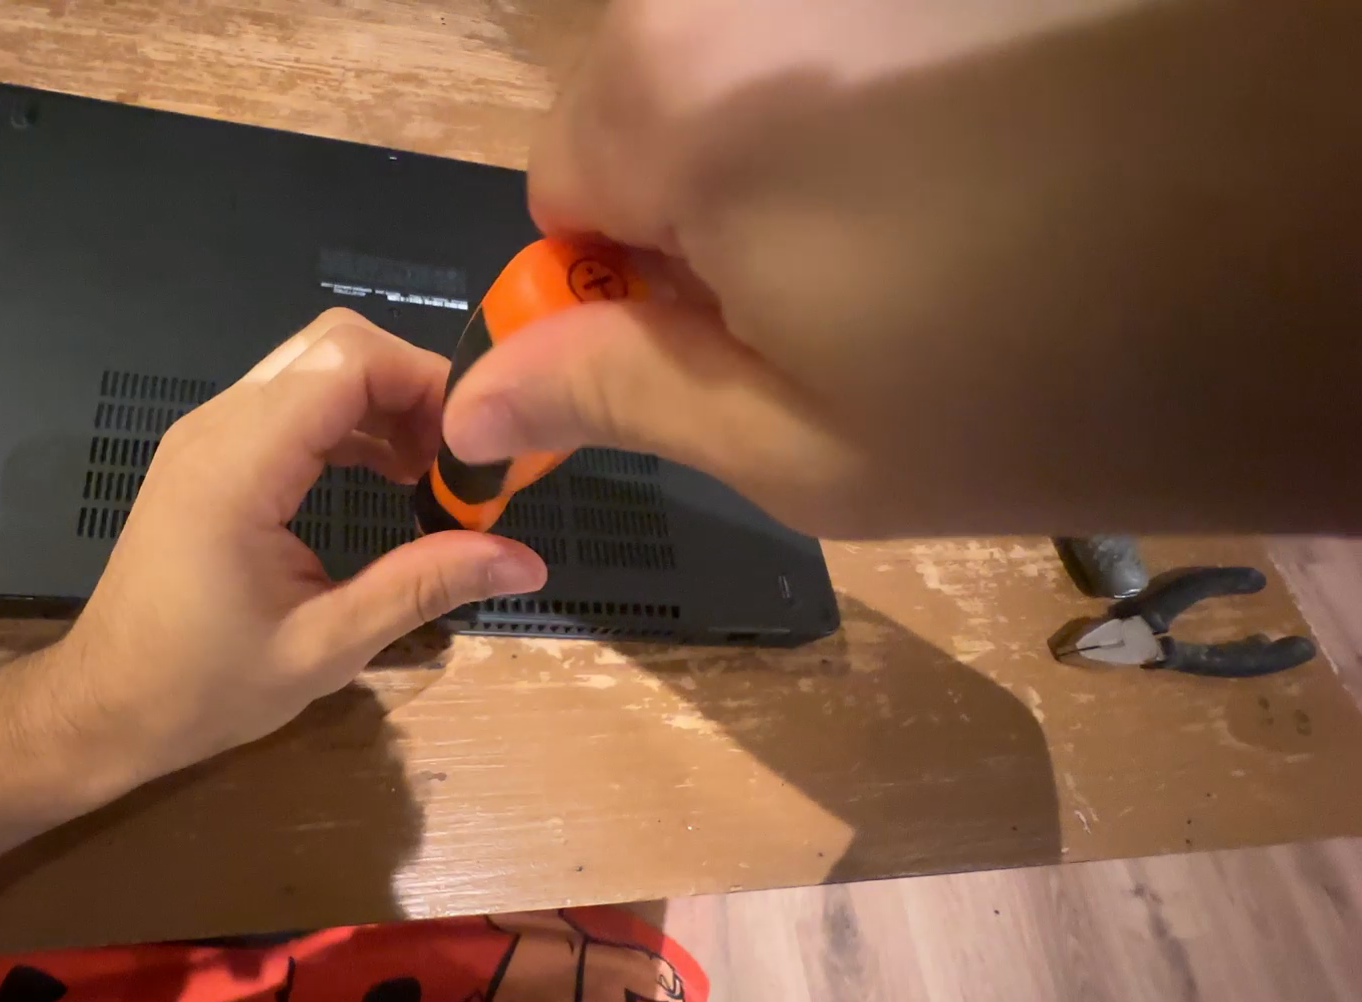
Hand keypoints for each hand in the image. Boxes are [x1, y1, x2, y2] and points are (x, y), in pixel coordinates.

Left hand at [43, 310, 546, 781]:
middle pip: (334, 344)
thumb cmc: (204, 688)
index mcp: (238, 466)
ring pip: (315, 367)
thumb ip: (423, 586)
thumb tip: (526, 561)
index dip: (428, 382)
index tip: (479, 445)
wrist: (106, 705)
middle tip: (458, 460)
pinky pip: (294, 404)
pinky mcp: (212, 452)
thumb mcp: (326, 646)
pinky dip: (351, 423)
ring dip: (384, 403)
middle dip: (412, 386)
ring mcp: (209, 433)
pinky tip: (385, 474)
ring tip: (431, 472)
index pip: (348, 361)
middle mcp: (218, 426)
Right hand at [444, 0, 1361, 536]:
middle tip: (832, 304)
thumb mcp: (786, 442)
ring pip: (743, 71)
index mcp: (680, 99)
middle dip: (693, 218)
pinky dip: (884, 99)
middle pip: (640, 117)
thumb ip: (604, 397)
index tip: (710, 341)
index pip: (551, 195)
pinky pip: (841, 33)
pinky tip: (1005, 154)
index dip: (609, 286)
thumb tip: (467, 406)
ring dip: (790, 165)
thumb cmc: (1053, 391)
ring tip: (938, 236)